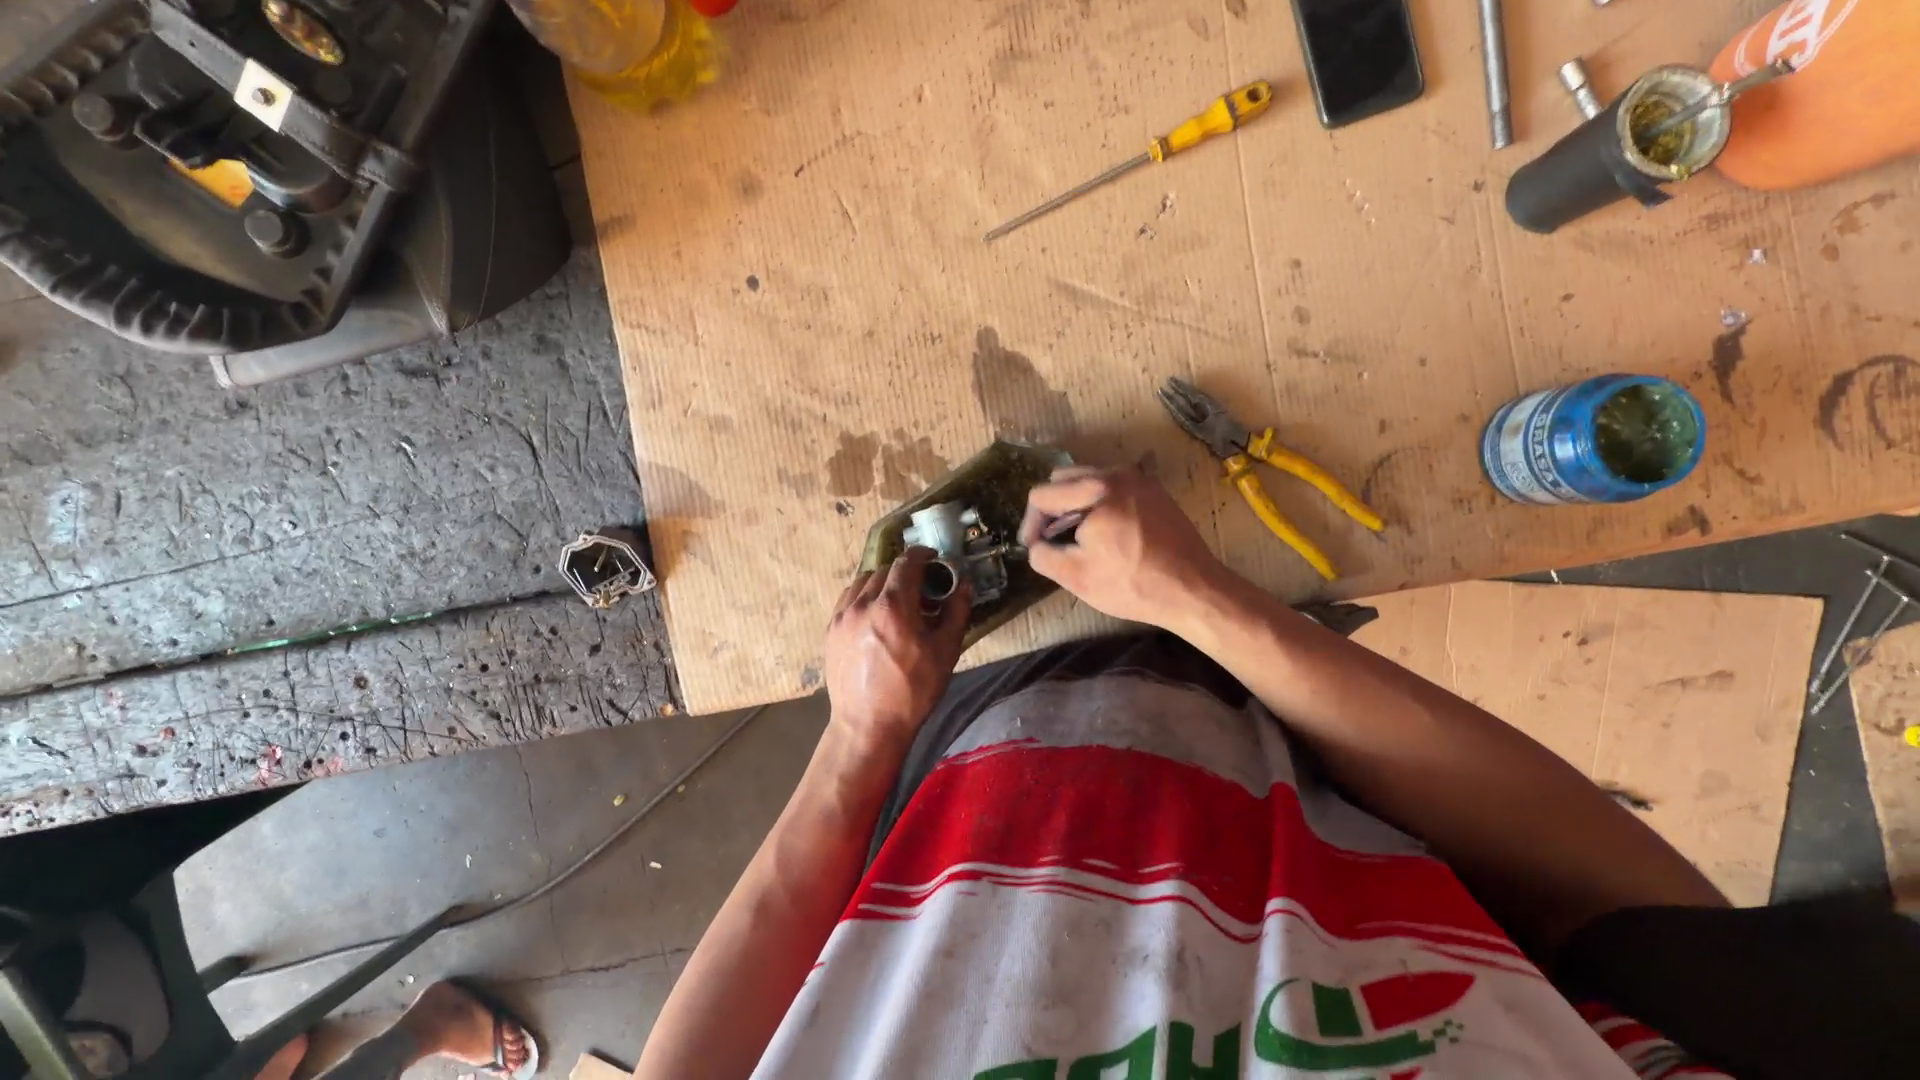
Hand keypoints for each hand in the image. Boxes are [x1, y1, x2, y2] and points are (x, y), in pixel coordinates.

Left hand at [824, 546, 971, 747]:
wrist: (868, 725)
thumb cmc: (912, 691)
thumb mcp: (945, 652)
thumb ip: (956, 612)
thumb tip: (965, 585)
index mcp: (893, 606)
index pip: (906, 562)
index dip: (922, 555)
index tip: (933, 558)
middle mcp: (863, 604)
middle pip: (885, 570)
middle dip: (905, 573)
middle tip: (921, 589)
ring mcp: (842, 616)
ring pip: (863, 582)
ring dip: (882, 583)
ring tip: (897, 601)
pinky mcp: (831, 631)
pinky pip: (848, 599)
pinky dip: (864, 597)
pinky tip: (875, 615)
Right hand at [1020, 466, 1232, 630]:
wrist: (1194, 589)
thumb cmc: (1133, 584)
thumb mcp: (1076, 577)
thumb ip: (1042, 555)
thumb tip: (1036, 545)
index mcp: (1095, 489)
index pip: (1042, 494)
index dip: (1031, 523)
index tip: (1035, 547)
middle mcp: (1117, 473)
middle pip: (1064, 480)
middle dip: (1052, 509)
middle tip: (1054, 541)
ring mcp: (1140, 480)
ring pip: (1089, 482)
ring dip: (1075, 506)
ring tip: (1079, 539)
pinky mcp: (1155, 492)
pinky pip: (1113, 489)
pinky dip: (1100, 506)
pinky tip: (1107, 536)